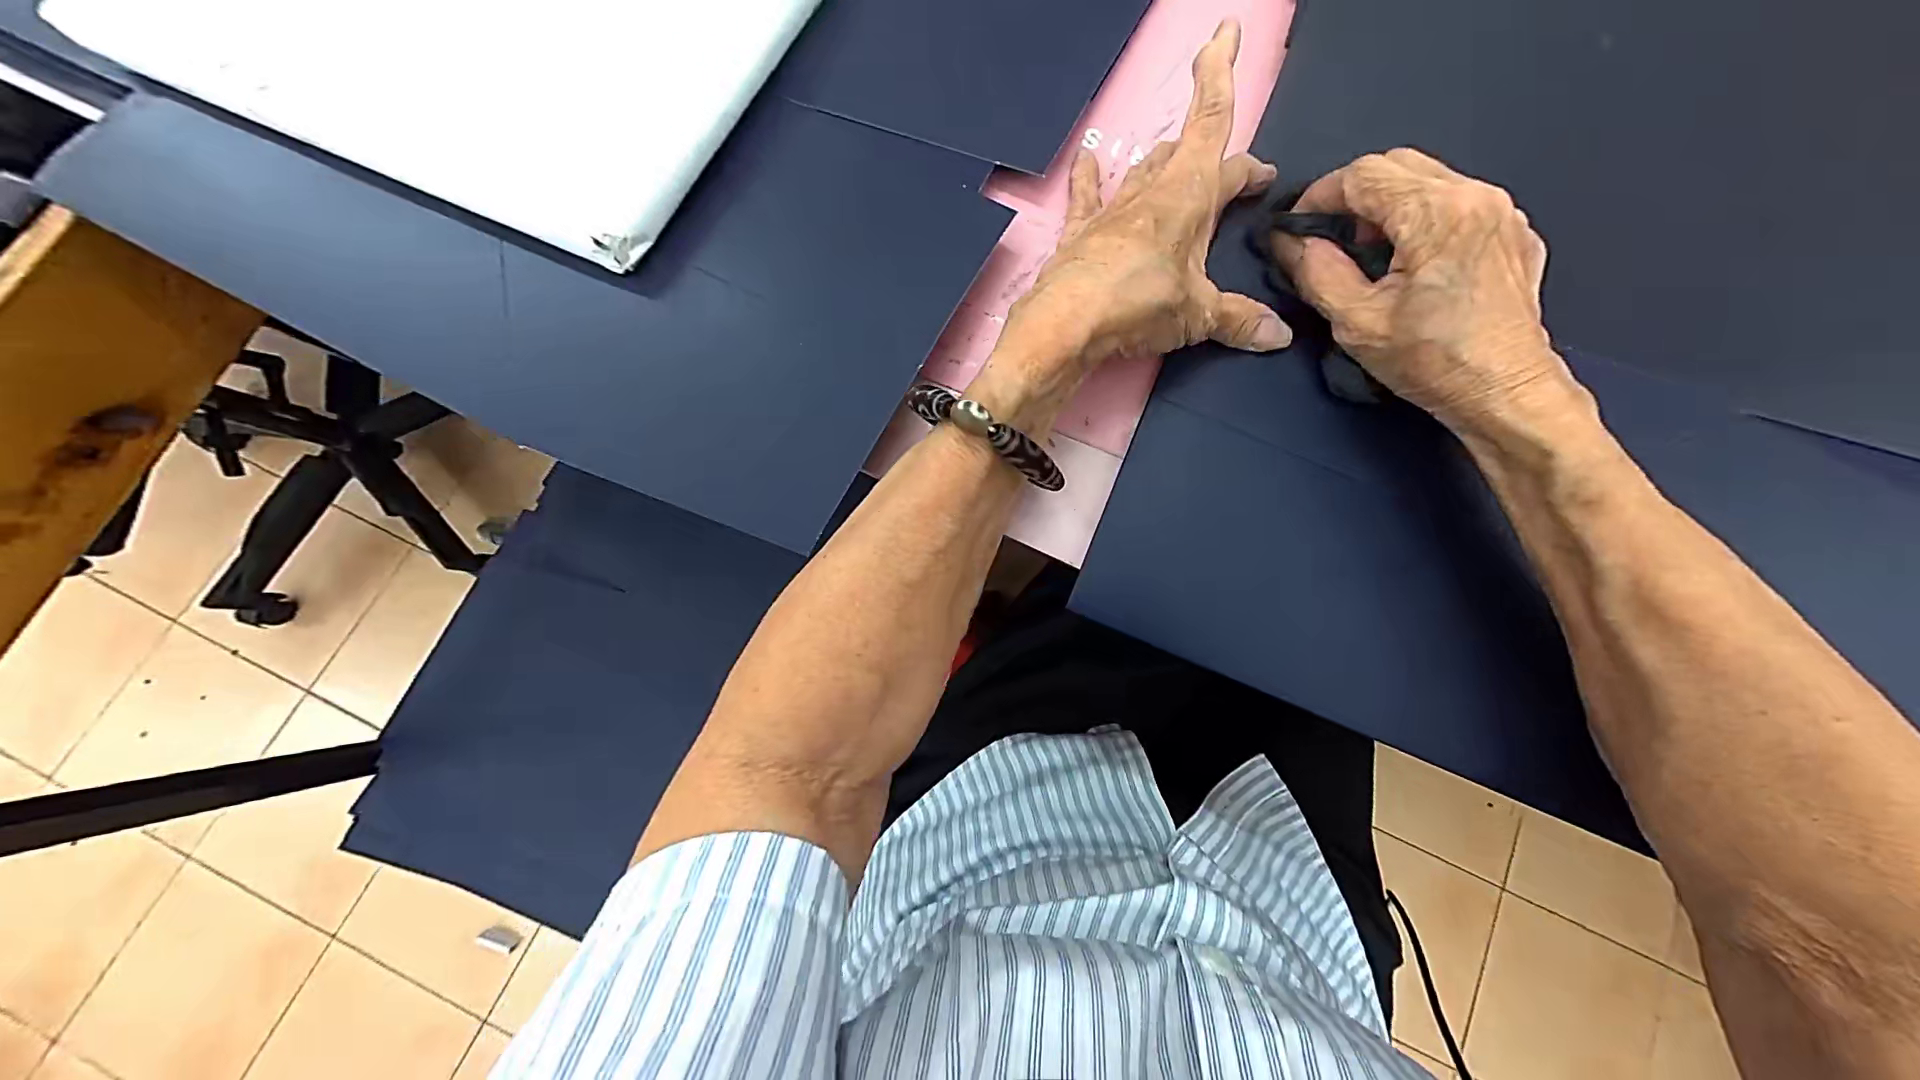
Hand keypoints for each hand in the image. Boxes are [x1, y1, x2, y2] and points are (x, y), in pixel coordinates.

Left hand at [968, 20, 1291, 432]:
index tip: (1262, 155)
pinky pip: (1085, 194)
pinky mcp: (1079, 231)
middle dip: (1209, 135)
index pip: (1224, 144)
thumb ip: (1238, 320)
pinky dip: (1088, 176)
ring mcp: (1112, 209)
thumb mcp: (1197, 315)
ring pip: (1143, 168)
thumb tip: (1280, 336)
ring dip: (1162, 158)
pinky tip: (1086, 155)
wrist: (1066, 322)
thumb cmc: (1138, 305)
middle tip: (1226, 146)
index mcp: (1190, 194)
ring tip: (1176, 152)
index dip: (1245, 143)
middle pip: (1186, 149)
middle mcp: (1151, 191)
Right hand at [1269, 149, 1579, 435]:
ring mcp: (1501, 212)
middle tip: (1326, 239)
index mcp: (1437, 214)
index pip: (1363, 175)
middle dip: (1351, 196)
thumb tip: (1292, 242)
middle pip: (1397, 166)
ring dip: (1384, 207)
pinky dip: (1418, 219)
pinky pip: (1455, 204)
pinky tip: (1405, 263)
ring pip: (1427, 180)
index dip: (1318, 196)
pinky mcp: (1511, 234)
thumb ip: (1317, 272)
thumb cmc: (1434, 361)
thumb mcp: (1356, 321)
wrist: (1503, 390)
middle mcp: (1476, 198)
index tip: (1296, 226)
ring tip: (1364, 256)